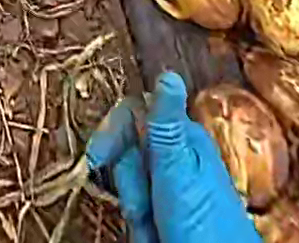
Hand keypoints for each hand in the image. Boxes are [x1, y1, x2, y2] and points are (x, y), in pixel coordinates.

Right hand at [86, 71, 258, 242]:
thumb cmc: (202, 223)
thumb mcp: (179, 169)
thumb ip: (167, 123)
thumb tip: (167, 73)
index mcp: (183, 137)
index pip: (135, 112)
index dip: (112, 131)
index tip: (95, 159)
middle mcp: (177, 157)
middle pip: (129, 151)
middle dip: (129, 183)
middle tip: (145, 209)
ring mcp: (172, 189)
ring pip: (132, 187)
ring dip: (136, 211)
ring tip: (156, 231)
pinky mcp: (167, 217)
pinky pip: (140, 215)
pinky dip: (143, 231)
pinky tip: (157, 239)